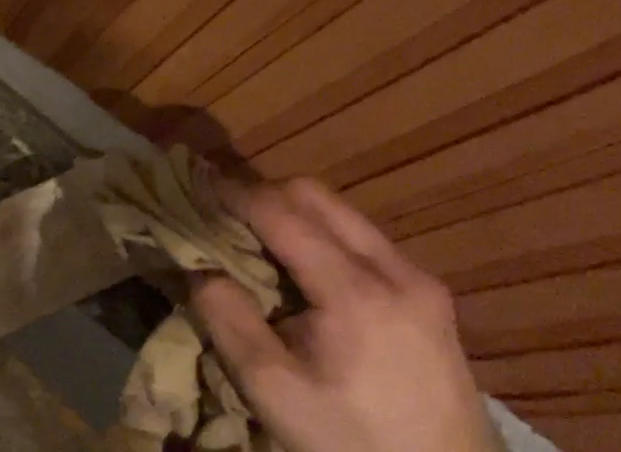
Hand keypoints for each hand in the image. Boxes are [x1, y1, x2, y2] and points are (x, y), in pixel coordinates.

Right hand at [192, 178, 500, 451]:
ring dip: (291, 215)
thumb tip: (198, 263)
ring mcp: (423, 285)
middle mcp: (398, 272)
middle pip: (314, 196)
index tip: (188, 192)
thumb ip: (225, 313)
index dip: (227, 193)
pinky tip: (298, 273)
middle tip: (220, 219)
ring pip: (341, 215)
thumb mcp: (269, 386)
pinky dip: (320, 238)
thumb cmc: (349, 439)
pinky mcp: (431, 303)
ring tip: (255, 245)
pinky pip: (362, 242)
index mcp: (357, 290)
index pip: (278, 209)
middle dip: (259, 195)